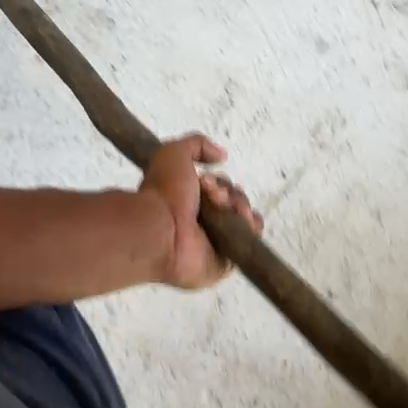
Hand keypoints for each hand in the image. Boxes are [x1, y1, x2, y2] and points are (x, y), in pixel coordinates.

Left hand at [140, 133, 263, 289]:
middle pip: (235, 202)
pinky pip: (248, 242)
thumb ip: (197, 144)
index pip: (221, 190)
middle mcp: (205, 223)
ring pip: (245, 219)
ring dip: (240, 207)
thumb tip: (222, 156)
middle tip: (214, 196)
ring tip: (222, 207)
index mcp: (191, 202)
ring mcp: (216, 244)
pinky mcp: (226, 263)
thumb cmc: (164, 191)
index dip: (222, 182)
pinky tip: (239, 220)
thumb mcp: (174, 152)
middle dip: (231, 194)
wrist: (159, 228)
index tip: (209, 181)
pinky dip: (249, 228)